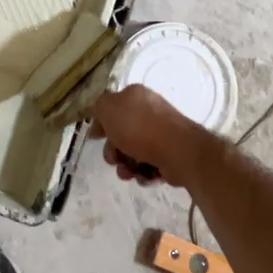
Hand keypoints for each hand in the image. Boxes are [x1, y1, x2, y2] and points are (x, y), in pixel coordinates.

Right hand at [91, 85, 211, 187]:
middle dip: (114, 151)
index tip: (96, 138)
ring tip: (128, 173)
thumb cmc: (138, 126)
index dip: (102, 124)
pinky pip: (150, 165)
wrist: (176, 149)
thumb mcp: (108, 108)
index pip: (113, 108)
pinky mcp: (171, 155)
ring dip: (127, 166)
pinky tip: (144, 176)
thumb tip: (101, 122)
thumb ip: (99, 108)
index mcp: (135, 96)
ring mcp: (162, 134)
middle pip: (122, 134)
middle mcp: (150, 112)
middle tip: (114, 159)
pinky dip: (144, 173)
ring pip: (135, 153)